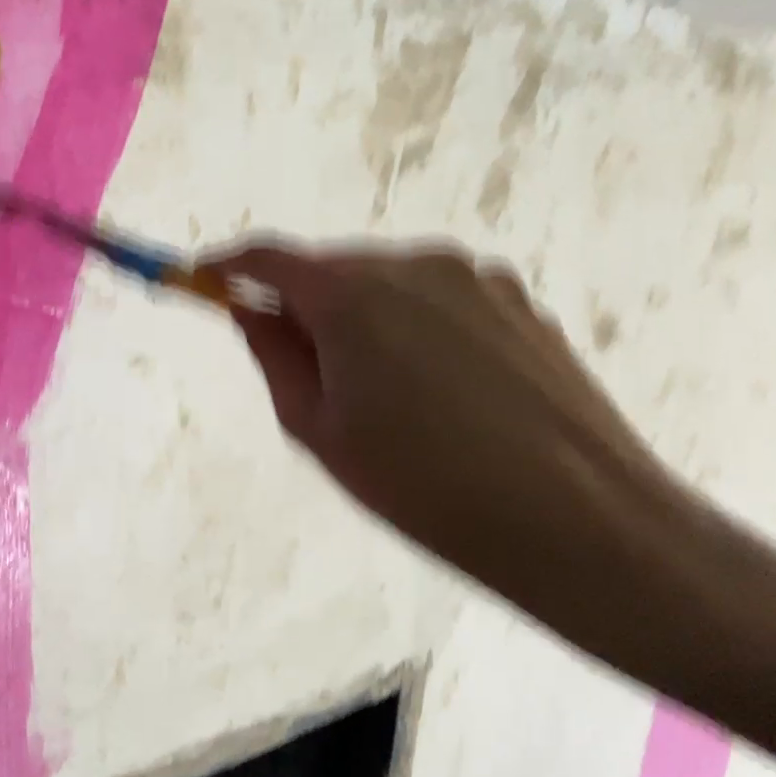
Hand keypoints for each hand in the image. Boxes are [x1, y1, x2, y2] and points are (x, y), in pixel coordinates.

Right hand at [206, 239, 678, 587]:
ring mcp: (475, 279)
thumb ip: (273, 355)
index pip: (267, 258)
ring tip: (370, 392)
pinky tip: (427, 390)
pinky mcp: (519, 302)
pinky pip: (433, 299)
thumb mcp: (314, 426)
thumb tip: (249, 310)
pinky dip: (405, 325)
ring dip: (355, 316)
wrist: (576, 518)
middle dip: (297, 302)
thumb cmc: (416, 480)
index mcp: (352, 295)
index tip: (199, 282)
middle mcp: (414, 265)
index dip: (225, 266)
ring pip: (383, 283)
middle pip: (328, 267)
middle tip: (292, 365)